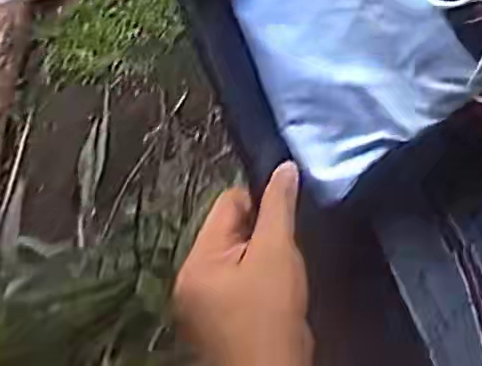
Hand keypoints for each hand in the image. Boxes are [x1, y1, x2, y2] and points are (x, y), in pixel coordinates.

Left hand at [175, 161, 312, 365]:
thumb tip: (284, 167)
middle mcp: (192, 279)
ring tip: (287, 255)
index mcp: (196, 263)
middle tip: (289, 234)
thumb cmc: (270, 309)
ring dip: (266, 245)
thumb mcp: (277, 249)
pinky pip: (241, 271)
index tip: (289, 207)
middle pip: (232, 226)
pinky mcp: (220, 314)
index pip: (227, 203)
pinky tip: (281, 276)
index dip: (261, 198)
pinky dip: (262, 266)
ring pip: (240, 249)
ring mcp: (204, 301)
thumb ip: (279, 204)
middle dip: (264, 224)